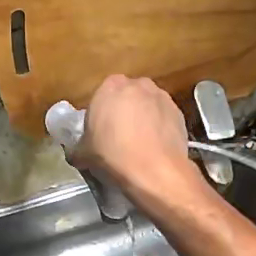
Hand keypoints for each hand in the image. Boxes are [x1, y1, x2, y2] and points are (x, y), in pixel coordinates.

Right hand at [73, 75, 202, 206]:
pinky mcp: (179, 113)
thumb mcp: (83, 154)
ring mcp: (162, 97)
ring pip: (148, 106)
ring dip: (144, 119)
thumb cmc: (113, 155)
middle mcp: (138, 84)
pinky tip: (156, 148)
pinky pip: (164, 118)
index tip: (100, 133)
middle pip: (127, 97)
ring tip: (140, 145)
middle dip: (124, 113)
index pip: (102, 96)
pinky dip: (160, 129)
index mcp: (110, 86)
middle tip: (119, 137)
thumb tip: (77, 154)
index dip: (100, 115)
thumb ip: (78, 148)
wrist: (154, 170)